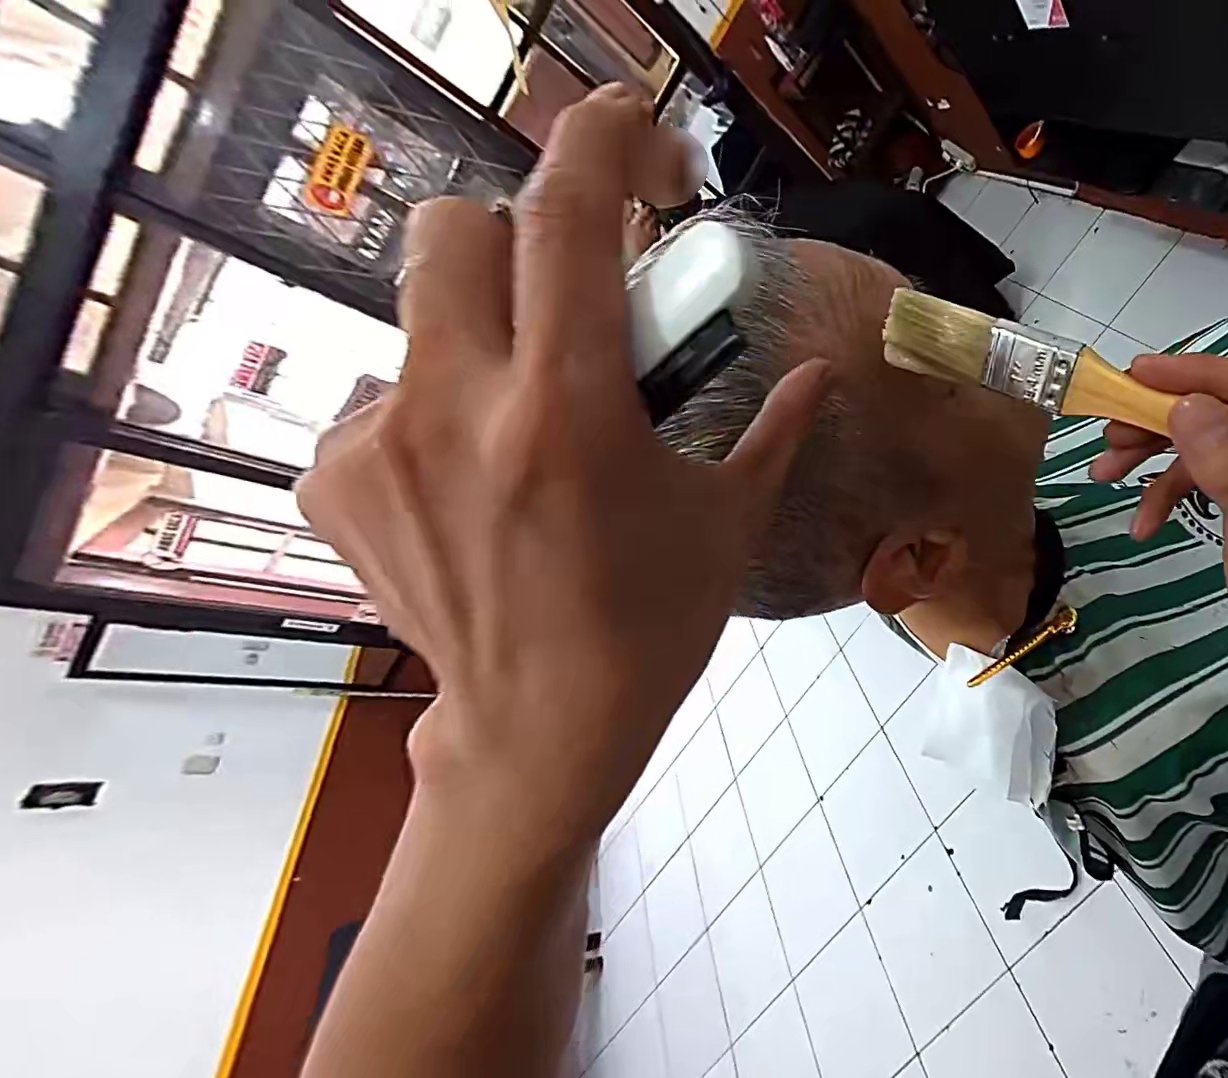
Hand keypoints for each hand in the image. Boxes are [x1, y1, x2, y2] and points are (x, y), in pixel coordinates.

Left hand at [295, 85, 828, 837]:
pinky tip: (489, 476)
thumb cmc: (656, 623)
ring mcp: (379, 443)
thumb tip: (821, 376)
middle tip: (586, 301)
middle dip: (530, 236)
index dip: (604, 146)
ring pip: (421, 313)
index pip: (568, 219)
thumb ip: (776, 431)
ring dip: (493, 330)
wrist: (545, 726)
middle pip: (457, 228)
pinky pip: (392, 394)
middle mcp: (458, 405)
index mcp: (570, 410)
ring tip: (541, 416)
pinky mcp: (337, 482)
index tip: (638, 132)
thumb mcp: (730, 519)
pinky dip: (450, 405)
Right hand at [1089, 354, 1227, 676]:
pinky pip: (1223, 453)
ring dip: (1164, 449)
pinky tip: (1146, 514)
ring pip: (1226, 424)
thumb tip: (1188, 407)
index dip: (1206, 377)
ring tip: (1108, 470)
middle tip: (1112, 430)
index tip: (1139, 372)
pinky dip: (1178, 479)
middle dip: (1172, 419)